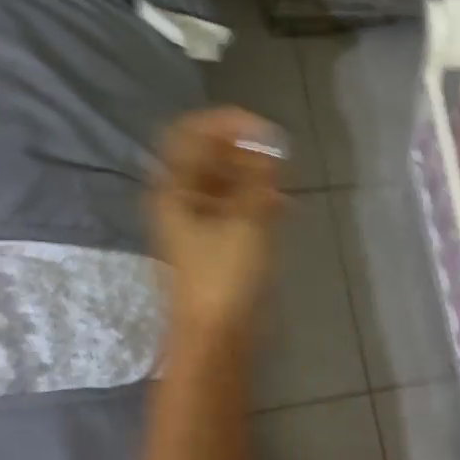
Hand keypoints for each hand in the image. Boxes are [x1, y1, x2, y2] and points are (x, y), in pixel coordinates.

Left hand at [150, 106, 288, 337]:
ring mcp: (197, 224)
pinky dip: (256, 201)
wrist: (216, 336)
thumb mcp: (246, 222)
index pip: (192, 135)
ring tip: (284, 181)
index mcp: (174, 189)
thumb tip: (270, 142)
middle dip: (244, 150)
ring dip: (253, 176)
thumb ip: (258, 179)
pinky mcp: (216, 245)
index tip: (267, 130)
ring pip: (224, 184)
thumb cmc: (226, 278)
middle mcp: (180, 200)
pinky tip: (284, 207)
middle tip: (280, 156)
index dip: (227, 124)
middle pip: (207, 158)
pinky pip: (234, 208)